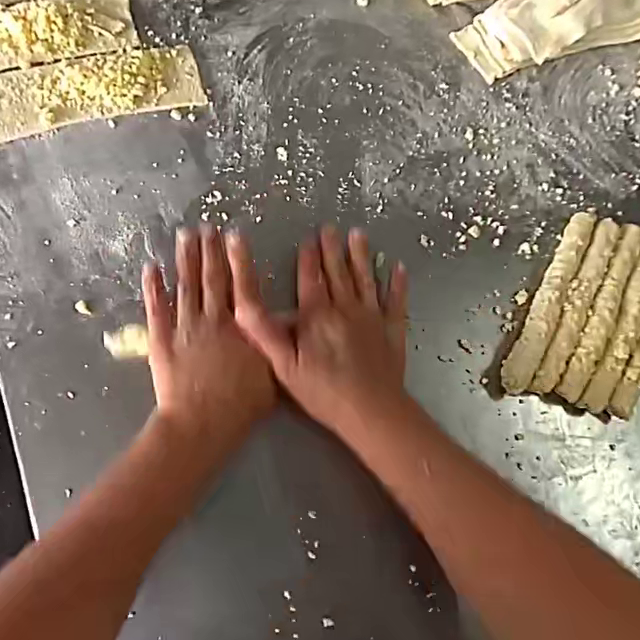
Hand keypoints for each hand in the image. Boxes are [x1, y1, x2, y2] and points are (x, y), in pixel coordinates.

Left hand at [143, 224, 277, 447]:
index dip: (238, 258)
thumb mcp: (271, 374)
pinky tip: (152, 267)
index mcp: (241, 326)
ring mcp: (184, 326)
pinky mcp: (161, 338)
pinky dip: (153, 286)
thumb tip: (285, 321)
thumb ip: (274, 344)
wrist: (200, 423)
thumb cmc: (240, 405)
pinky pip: (156, 307)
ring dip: (184, 258)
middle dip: (210, 250)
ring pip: (185, 285)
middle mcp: (212, 318)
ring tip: (185, 236)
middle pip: (211, 278)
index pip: (241, 284)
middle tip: (206, 226)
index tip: (233, 235)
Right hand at [229, 225, 414, 440]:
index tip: (308, 238)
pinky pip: (395, 301)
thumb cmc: (322, 391)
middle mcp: (344, 309)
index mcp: (316, 316)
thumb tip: (243, 305)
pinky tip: (397, 268)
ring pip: (364, 279)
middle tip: (331, 228)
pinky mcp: (392, 330)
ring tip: (358, 235)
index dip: (308, 258)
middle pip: (337, 273)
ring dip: (361, 256)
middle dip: (332, 249)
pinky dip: (397, 284)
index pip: (310, 279)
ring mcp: (371, 318)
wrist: (371, 411)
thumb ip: (264, 333)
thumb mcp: (283, 365)